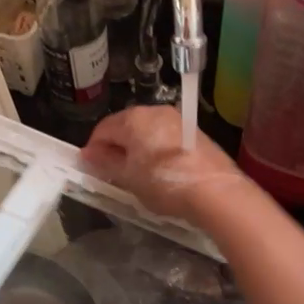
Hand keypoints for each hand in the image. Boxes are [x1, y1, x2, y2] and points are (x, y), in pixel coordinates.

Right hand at [81, 106, 250, 220]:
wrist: (214, 192)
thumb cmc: (163, 184)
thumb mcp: (128, 177)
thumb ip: (106, 162)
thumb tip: (89, 154)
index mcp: (133, 118)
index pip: (103, 128)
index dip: (94, 148)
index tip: (90, 167)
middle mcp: (155, 111)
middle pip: (126, 126)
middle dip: (116, 147)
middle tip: (113, 172)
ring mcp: (178, 120)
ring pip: (148, 131)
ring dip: (138, 149)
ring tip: (137, 174)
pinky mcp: (195, 132)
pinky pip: (166, 137)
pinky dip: (157, 150)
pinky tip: (160, 171)